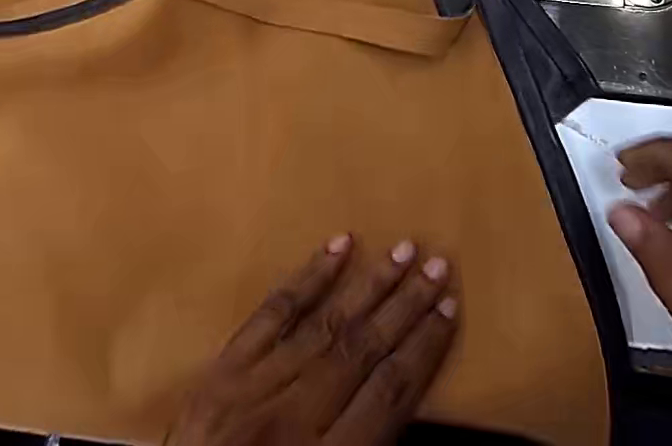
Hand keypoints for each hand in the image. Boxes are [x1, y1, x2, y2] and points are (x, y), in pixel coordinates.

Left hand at [169, 235, 458, 445]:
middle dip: (407, 305)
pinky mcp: (220, 372)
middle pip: (362, 349)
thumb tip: (403, 391)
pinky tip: (339, 245)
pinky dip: (309, 278)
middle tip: (439, 265)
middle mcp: (289, 420)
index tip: (451, 308)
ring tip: (404, 250)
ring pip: (326, 324)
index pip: (388, 391)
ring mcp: (250, 391)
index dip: (424, 346)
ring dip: (370, 284)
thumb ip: (367, 445)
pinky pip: (272, 313)